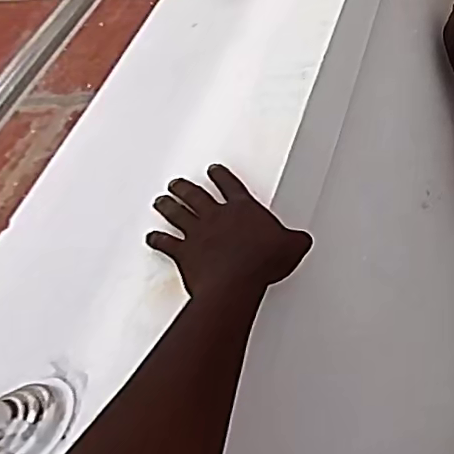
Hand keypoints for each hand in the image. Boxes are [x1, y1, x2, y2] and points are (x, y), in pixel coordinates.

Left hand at [146, 164, 311, 297]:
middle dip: (185, 187)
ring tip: (162, 200)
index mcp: (244, 209)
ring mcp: (197, 233)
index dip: (222, 176)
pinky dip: (157, 239)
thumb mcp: (293, 247)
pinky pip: (165, 242)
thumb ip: (294, 239)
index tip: (214, 170)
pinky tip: (153, 237)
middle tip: (178, 182)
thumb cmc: (263, 263)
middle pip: (196, 195)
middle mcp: (217, 216)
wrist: (236, 283)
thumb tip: (300, 240)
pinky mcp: (183, 252)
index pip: (231, 185)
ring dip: (167, 206)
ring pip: (177, 213)